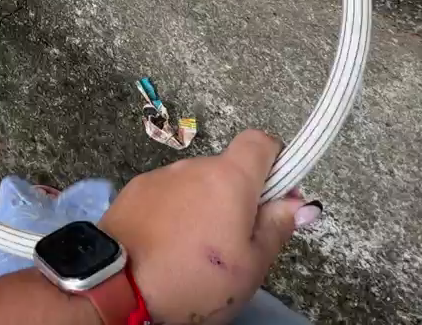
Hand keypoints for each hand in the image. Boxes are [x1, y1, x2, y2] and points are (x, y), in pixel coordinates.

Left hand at [97, 130, 317, 324]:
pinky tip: (172, 246)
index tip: (281, 198)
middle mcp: (192, 165)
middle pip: (229, 170)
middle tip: (243, 245)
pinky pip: (171, 194)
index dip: (277, 162)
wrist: (118, 281)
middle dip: (243, 199)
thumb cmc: (196, 278)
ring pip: (199, 185)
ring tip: (204, 254)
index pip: (259, 141)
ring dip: (209, 208)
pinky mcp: (137, 188)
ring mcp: (161, 174)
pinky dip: (180, 212)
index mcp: (226, 178)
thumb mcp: (251, 264)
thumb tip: (302, 202)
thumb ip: (277, 227)